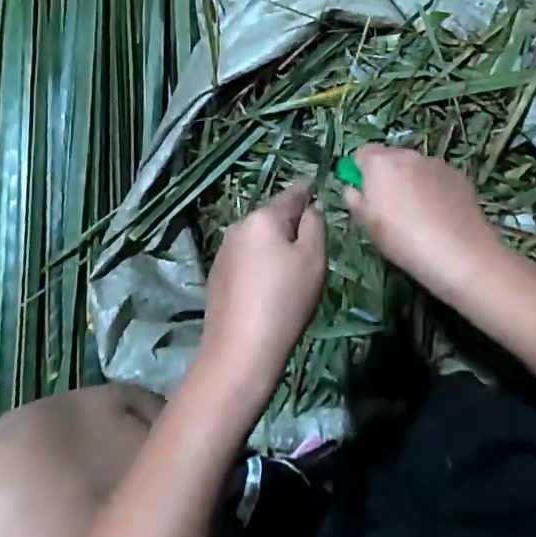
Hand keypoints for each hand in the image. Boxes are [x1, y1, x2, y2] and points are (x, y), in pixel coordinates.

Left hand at [196, 184, 325, 398]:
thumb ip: (315, 225)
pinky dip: (260, 264)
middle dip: (292, 225)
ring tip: (292, 271)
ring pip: (259, 239)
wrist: (240, 350)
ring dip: (275, 246)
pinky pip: (246, 259)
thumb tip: (312, 207)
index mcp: (263, 218)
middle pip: (273, 218)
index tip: (318, 187)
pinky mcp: (217, 274)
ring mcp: (224, 251)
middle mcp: (238, 227)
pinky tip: (269, 288)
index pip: (292, 195)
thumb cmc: (285, 300)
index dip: (308, 191)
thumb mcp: (313, 259)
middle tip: (313, 246)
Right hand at [343, 145, 501, 285]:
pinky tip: (439, 215)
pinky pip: (437, 177)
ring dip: (411, 181)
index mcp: (380, 163)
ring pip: (415, 167)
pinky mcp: (459, 176)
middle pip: (390, 158)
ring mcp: (436, 163)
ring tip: (418, 214)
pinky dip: (434, 189)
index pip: (361, 153)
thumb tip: (354, 189)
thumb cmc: (401, 238)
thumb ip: (353, 199)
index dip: (360, 171)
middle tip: (390, 206)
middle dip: (387, 175)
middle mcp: (408, 155)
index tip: (365, 194)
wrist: (458, 252)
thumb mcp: (365, 223)